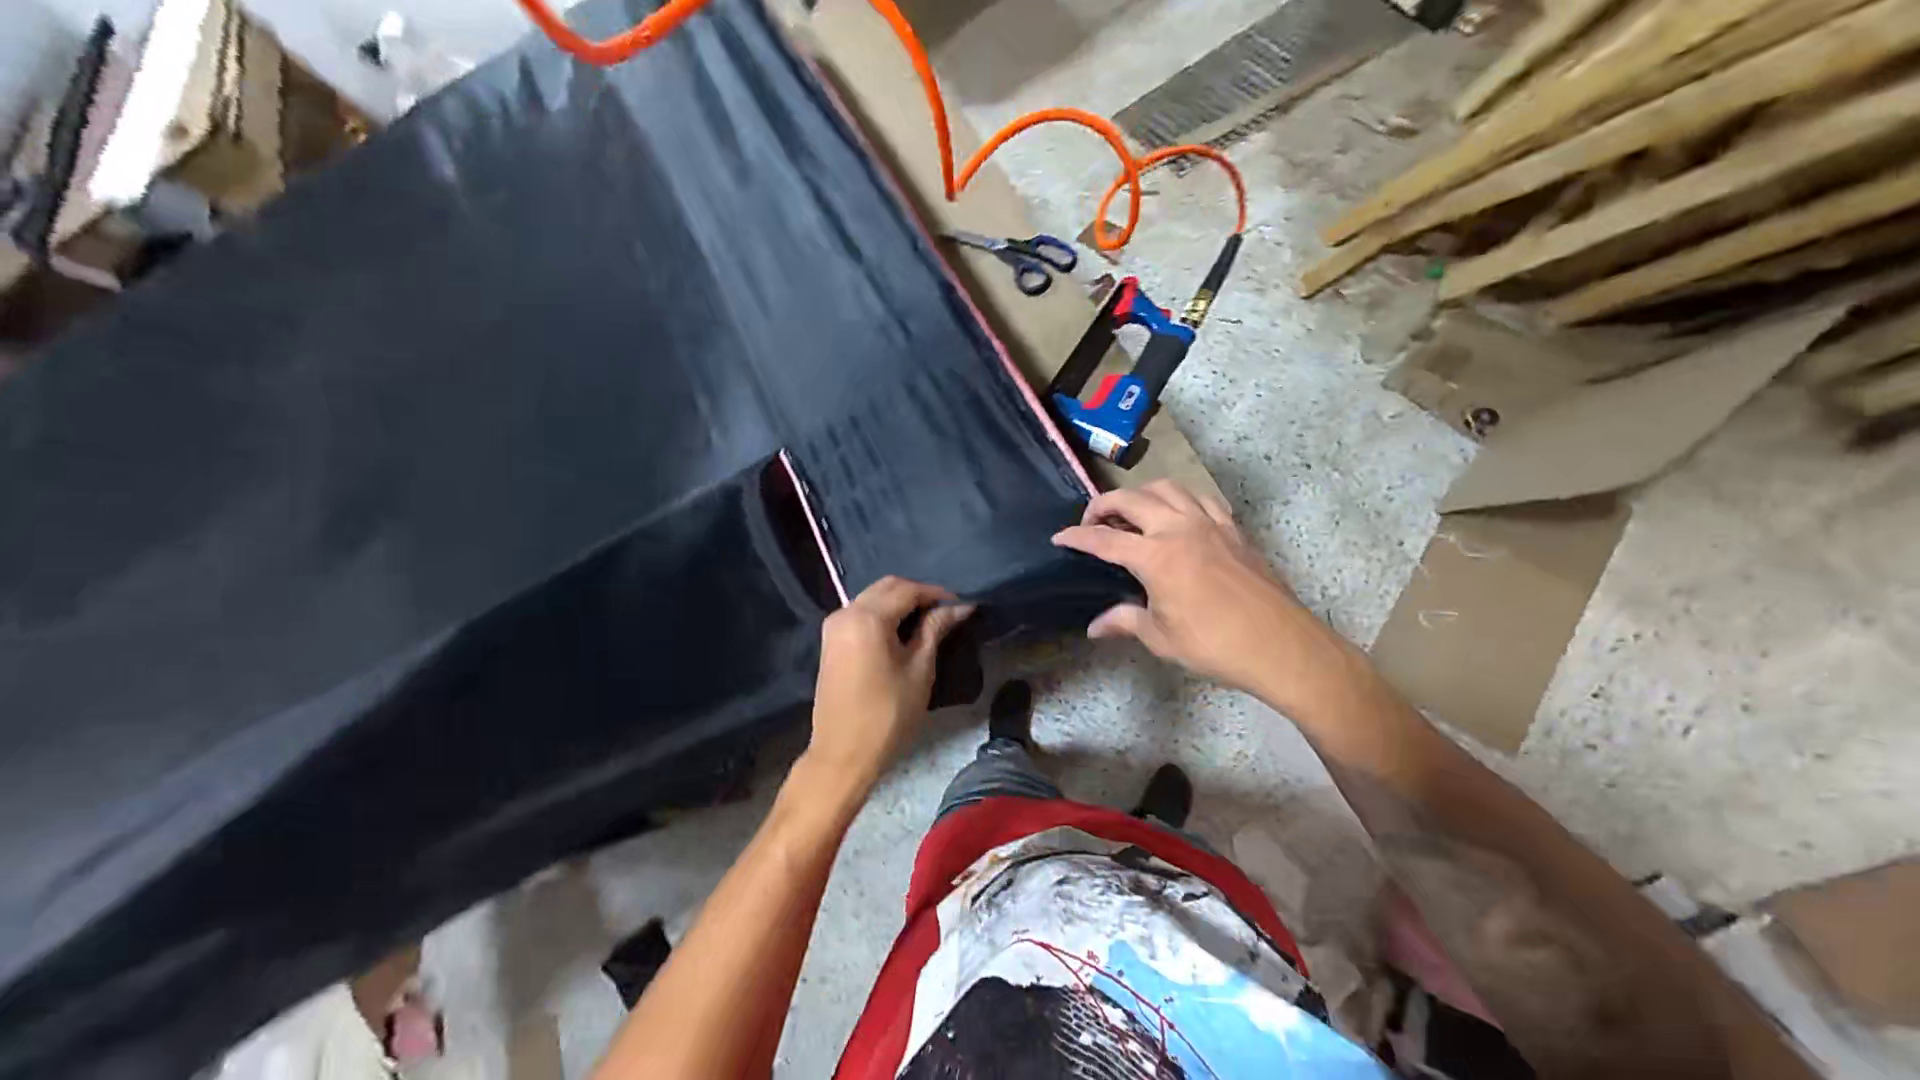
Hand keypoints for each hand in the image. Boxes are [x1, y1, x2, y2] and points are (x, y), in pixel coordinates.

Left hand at [805, 576, 975, 793]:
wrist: (843, 754)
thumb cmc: (888, 715)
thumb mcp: (920, 669)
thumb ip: (935, 630)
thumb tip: (960, 607)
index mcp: (867, 618)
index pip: (907, 590)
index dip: (936, 594)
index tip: (961, 606)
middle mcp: (845, 613)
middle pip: (886, 587)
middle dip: (917, 594)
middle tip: (946, 612)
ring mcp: (834, 627)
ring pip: (872, 598)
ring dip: (899, 603)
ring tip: (928, 621)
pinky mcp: (831, 641)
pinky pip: (860, 614)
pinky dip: (883, 614)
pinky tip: (903, 632)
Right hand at [1052, 481, 1331, 694]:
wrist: (1280, 645)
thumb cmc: (1215, 645)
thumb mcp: (1161, 637)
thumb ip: (1125, 621)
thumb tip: (1095, 627)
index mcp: (1156, 557)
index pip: (1104, 539)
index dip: (1077, 537)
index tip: (1059, 537)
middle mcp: (1179, 529)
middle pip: (1132, 499)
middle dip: (1104, 504)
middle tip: (1091, 521)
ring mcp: (1210, 524)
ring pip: (1167, 488)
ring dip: (1142, 494)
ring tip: (1132, 512)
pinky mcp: (1233, 529)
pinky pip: (1200, 499)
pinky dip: (1180, 499)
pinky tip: (1177, 516)